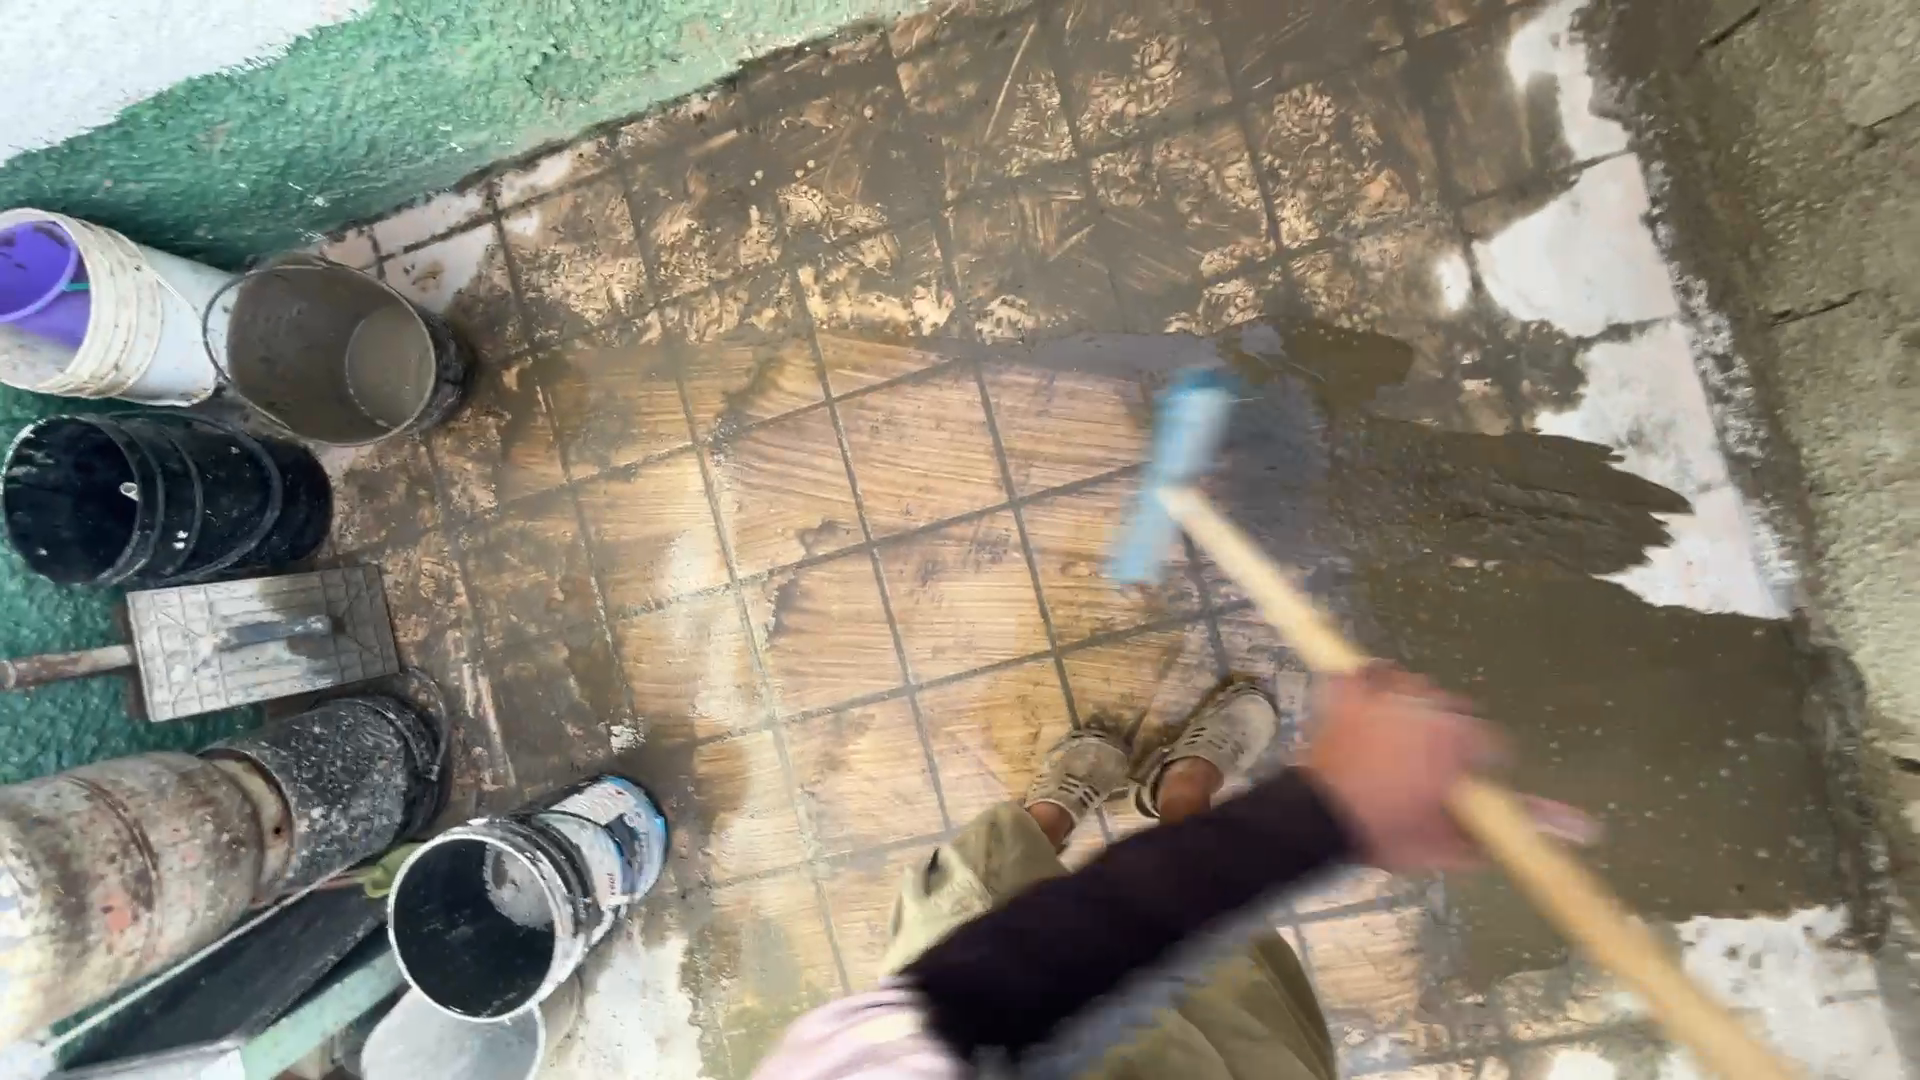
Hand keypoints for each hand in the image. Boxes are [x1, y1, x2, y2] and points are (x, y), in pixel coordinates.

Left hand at [1303, 664, 1594, 871]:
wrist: (1320, 816)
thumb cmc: (1390, 831)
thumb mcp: (1460, 839)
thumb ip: (1523, 825)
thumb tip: (1588, 828)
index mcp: (1457, 738)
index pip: (1487, 738)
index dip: (1478, 758)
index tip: (1463, 774)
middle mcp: (1424, 707)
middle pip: (1450, 705)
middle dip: (1445, 728)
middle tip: (1427, 757)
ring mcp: (1379, 696)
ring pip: (1408, 683)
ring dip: (1409, 701)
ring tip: (1398, 729)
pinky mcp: (1343, 693)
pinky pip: (1358, 672)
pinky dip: (1364, 682)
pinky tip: (1366, 700)